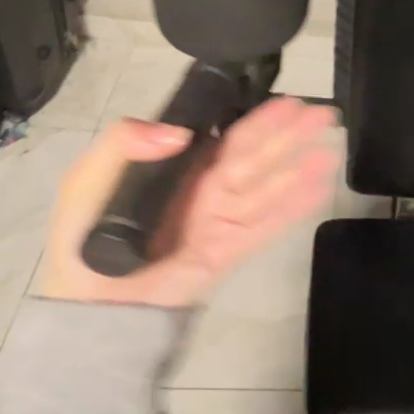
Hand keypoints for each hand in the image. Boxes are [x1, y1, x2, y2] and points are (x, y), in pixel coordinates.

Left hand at [39, 98, 338, 308]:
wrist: (90, 311)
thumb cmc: (83, 245)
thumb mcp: (87, 182)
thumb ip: (122, 145)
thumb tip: (179, 133)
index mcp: (175, 168)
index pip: (224, 136)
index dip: (257, 119)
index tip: (286, 102)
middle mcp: (204, 188)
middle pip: (254, 155)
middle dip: (288, 133)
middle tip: (321, 112)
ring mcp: (219, 219)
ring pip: (267, 185)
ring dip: (299, 165)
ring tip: (330, 145)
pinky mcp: (228, 250)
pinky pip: (267, 223)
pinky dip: (293, 205)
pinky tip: (318, 187)